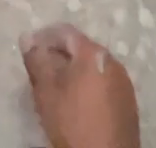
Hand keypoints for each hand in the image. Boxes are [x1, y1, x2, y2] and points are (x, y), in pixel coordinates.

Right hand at [20, 23, 139, 147]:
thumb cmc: (73, 122)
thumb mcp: (46, 90)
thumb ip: (35, 59)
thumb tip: (27, 37)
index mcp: (93, 53)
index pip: (65, 32)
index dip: (43, 36)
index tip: (29, 50)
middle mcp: (113, 62)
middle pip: (80, 48)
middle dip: (58, 54)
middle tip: (40, 69)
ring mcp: (124, 84)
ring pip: (92, 67)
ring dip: (73, 71)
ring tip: (56, 86)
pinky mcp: (128, 104)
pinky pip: (103, 83)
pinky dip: (87, 85)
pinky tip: (76, 102)